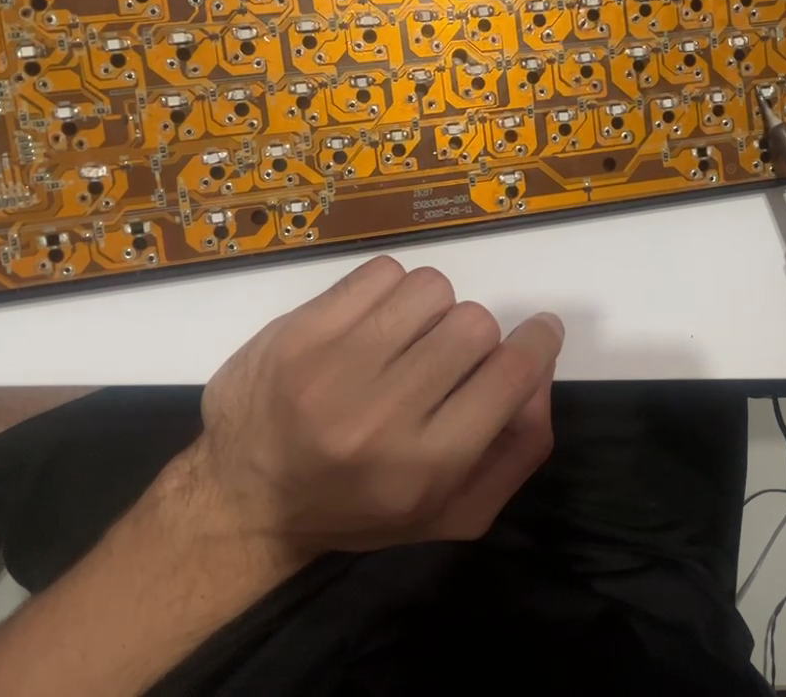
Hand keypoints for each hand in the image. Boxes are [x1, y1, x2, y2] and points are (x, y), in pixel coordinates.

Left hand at [176, 256, 563, 558]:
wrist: (243, 498)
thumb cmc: (358, 509)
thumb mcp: (454, 512)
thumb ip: (518, 450)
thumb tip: (542, 369)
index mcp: (426, 467)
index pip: (511, 374)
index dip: (538, 342)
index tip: (538, 332)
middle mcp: (381, 416)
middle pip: (474, 325)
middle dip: (474, 337)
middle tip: (445, 360)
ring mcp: (333, 367)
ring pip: (430, 289)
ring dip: (432, 309)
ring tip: (404, 340)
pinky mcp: (298, 330)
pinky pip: (381, 272)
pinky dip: (389, 291)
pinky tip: (370, 325)